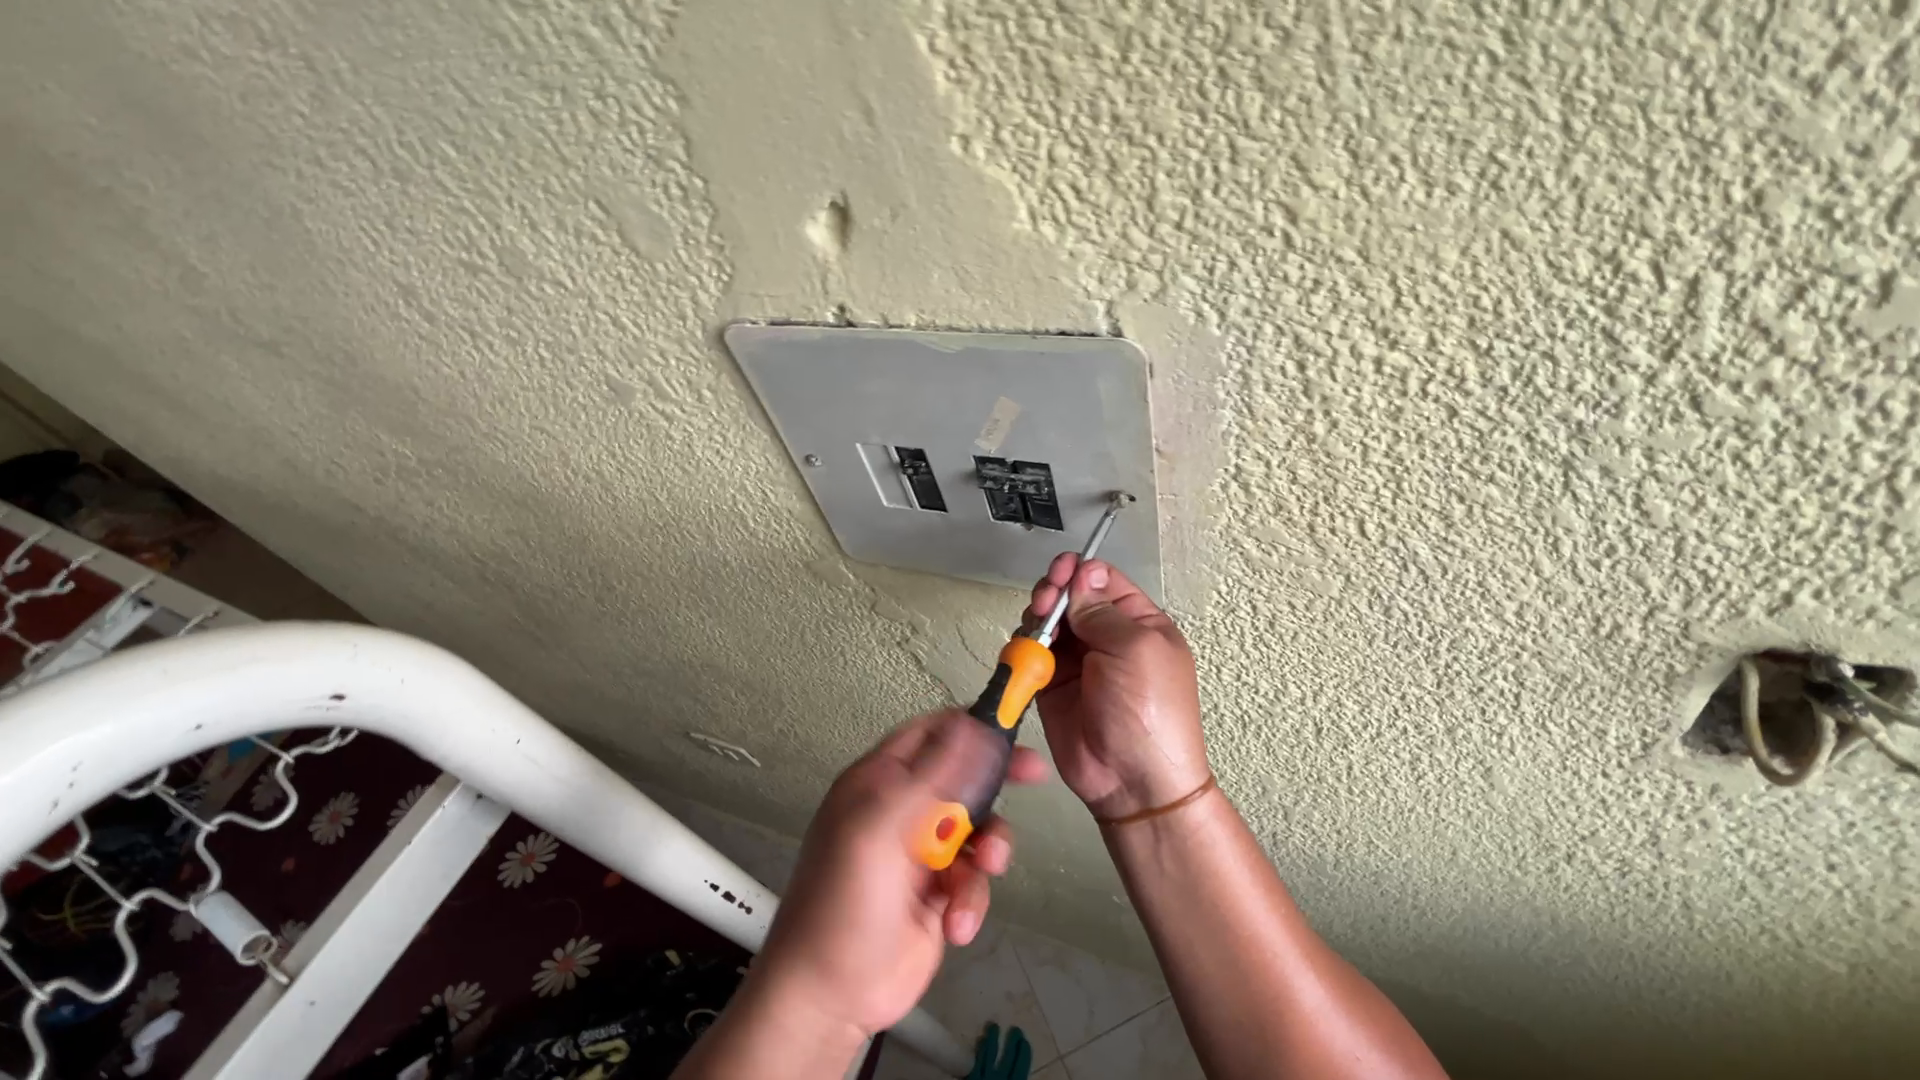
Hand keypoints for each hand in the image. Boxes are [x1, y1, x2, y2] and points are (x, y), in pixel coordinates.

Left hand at [749, 711, 1046, 1037]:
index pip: (929, 733)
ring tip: (983, 872)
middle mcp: (900, 809)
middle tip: (1032, 775)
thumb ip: (931, 775)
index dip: (969, 726)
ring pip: (978, 828)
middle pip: (962, 776)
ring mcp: (921, 852)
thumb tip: (972, 725)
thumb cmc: (843, 904)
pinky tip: (956, 923)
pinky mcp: (939, 892)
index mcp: (878, 783)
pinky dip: (971, 898)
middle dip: (994, 783)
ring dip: (987, 851)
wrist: (831, 995)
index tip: (1010, 730)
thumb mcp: (882, 828)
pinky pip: (974, 878)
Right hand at [1026, 555, 1210, 819]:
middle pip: (1070, 597)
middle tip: (1044, 603)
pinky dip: (1023, 646)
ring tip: (1036, 625)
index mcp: (1139, 623)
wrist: (1132, 780)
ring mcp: (1077, 662)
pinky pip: (1030, 654)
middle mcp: (1106, 637)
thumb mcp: (1135, 650)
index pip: (1103, 581)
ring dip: (1037, 616)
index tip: (1061, 572)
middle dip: (1053, 591)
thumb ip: (1102, 611)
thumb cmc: (1148, 711)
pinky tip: (1025, 650)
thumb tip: (1081, 575)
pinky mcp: (1050, 685)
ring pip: (1047, 622)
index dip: (1080, 572)